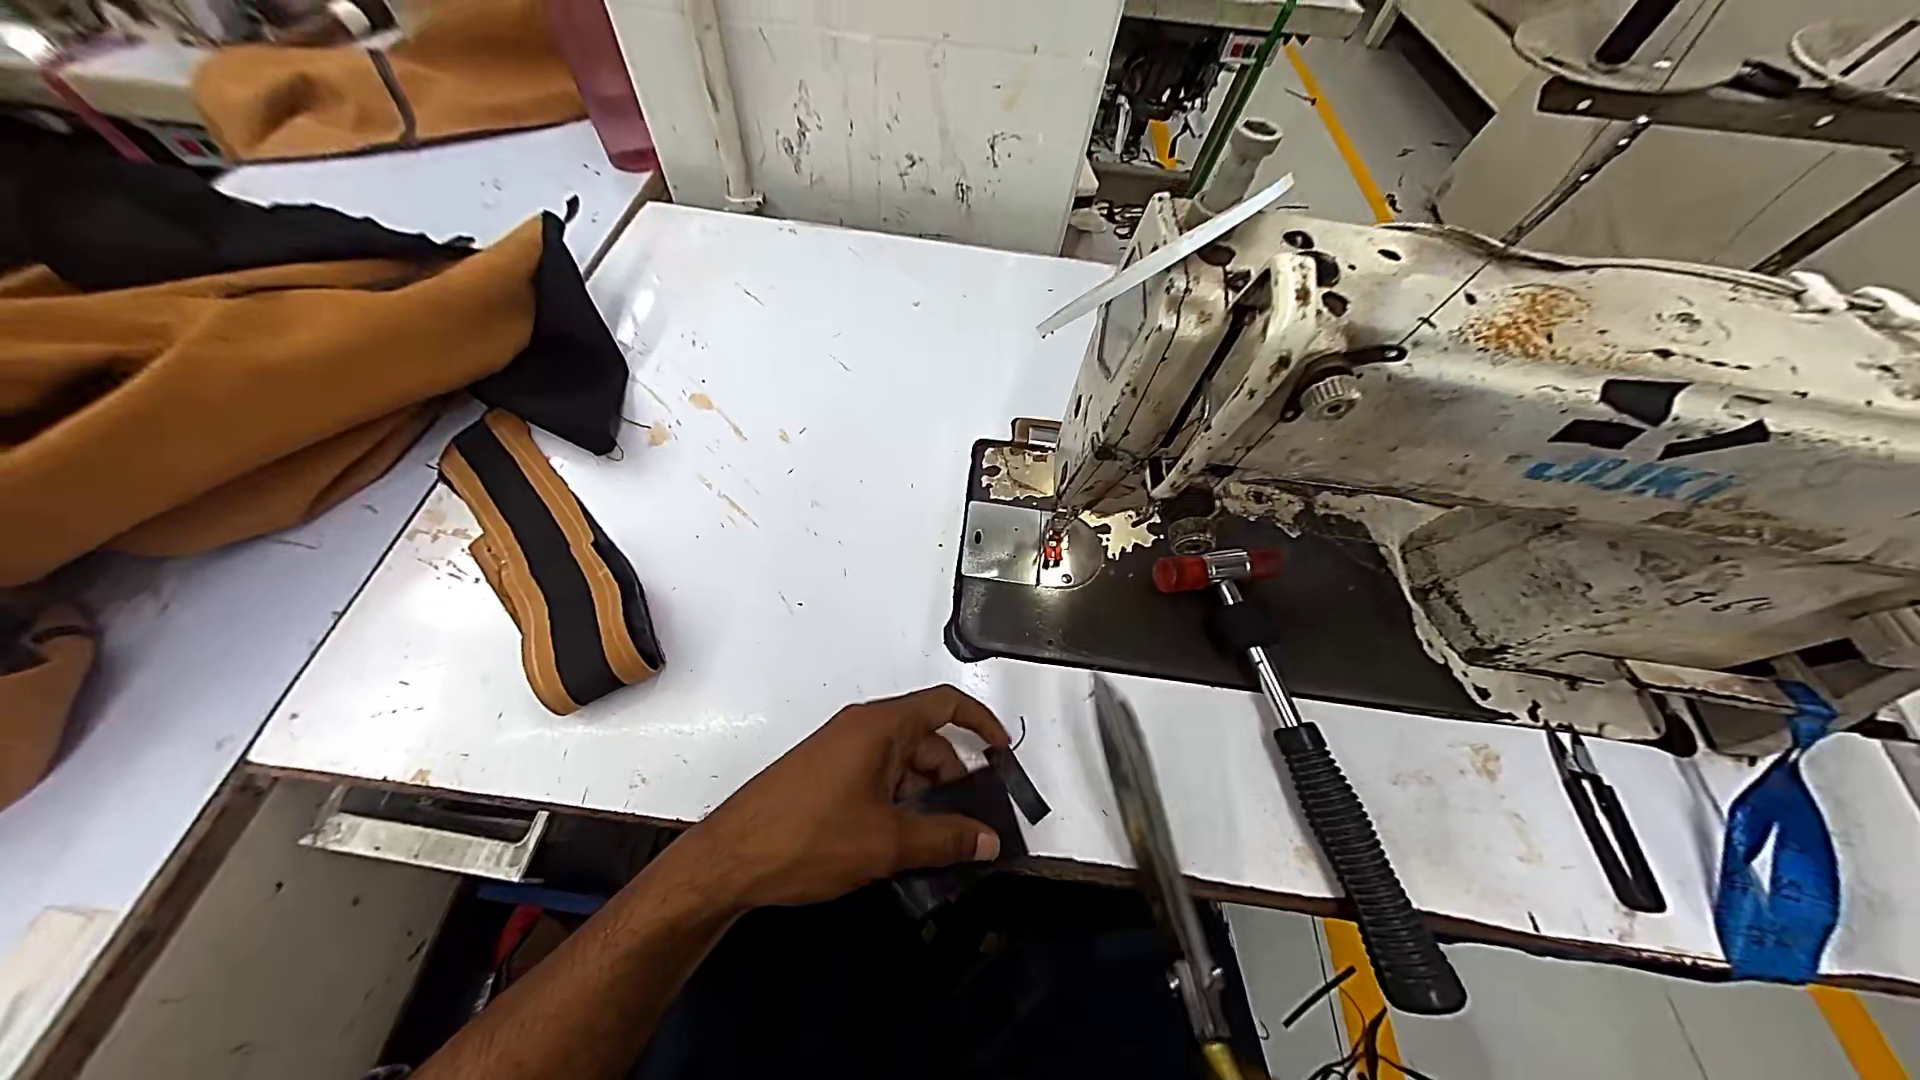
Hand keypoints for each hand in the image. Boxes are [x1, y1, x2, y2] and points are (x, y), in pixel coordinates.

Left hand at [675, 685, 1011, 909]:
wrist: (728, 860)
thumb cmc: (802, 837)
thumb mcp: (885, 842)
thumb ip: (945, 839)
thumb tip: (985, 840)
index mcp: (879, 726)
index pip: (945, 705)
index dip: (981, 722)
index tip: (1002, 750)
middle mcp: (862, 730)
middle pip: (927, 741)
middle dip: (954, 780)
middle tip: (971, 824)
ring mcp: (842, 751)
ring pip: (903, 765)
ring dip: (925, 798)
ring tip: (936, 844)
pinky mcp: (828, 774)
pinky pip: (879, 777)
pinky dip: (899, 803)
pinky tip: (902, 843)